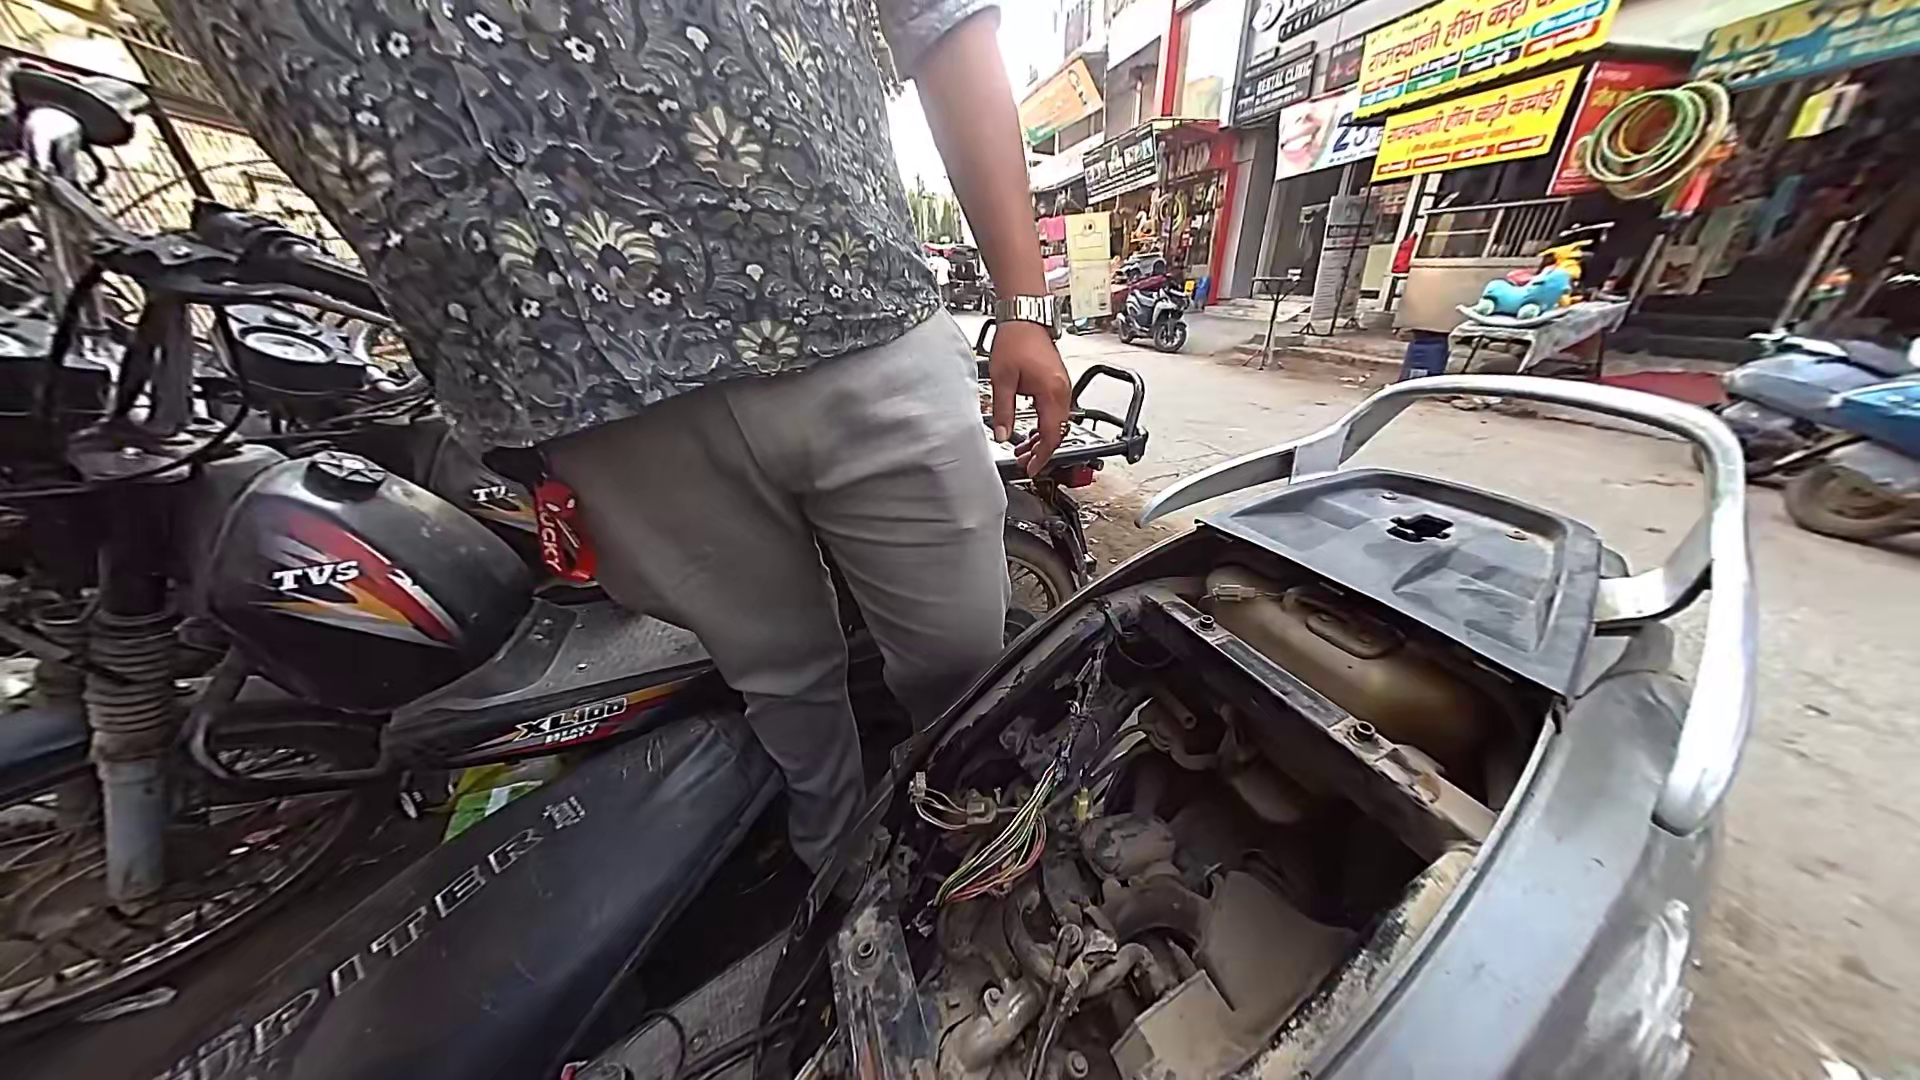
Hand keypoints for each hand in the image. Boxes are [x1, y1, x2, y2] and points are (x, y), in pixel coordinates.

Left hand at [988, 320, 1071, 476]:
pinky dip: (1044, 425)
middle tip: (1023, 460)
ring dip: (1041, 439)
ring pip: (1057, 424)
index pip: (1051, 435)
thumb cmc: (1015, 341)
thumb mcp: (1002, 380)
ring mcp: (1062, 387)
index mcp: (1052, 392)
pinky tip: (1030, 431)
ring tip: (1023, 448)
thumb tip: (1002, 435)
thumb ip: (1002, 411)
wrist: (1025, 317)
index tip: (1031, 468)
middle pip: (1057, 432)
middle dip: (1040, 450)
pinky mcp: (1057, 383)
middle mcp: (1062, 391)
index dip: (1041, 456)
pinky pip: (1055, 412)